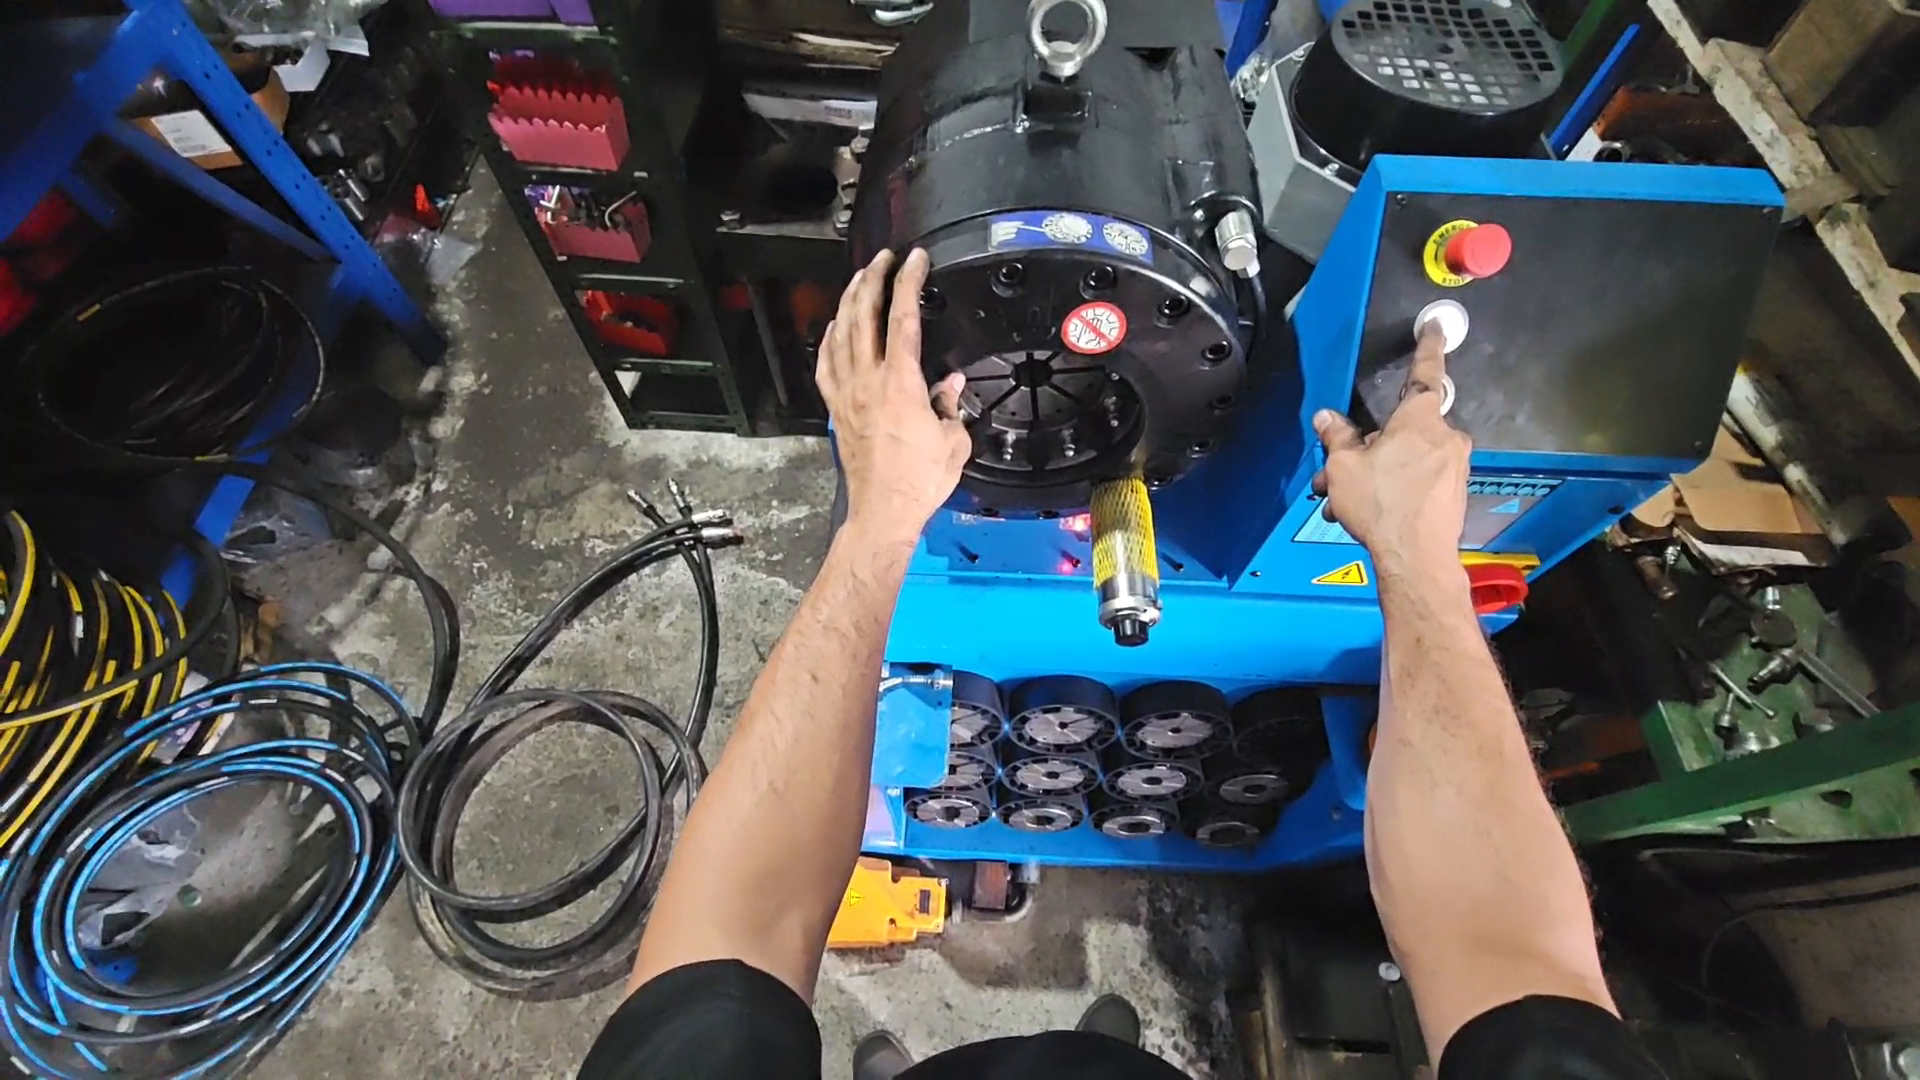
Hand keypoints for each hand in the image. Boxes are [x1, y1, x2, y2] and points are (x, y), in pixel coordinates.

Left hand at [818, 248, 969, 546]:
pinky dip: (828, 340)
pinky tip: (833, 327)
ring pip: (841, 334)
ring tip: (860, 279)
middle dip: (874, 278)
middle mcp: (869, 381)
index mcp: (901, 383)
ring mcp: (848, 394)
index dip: (909, 281)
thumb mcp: (952, 441)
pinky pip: (826, 365)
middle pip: (864, 314)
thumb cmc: (919, 480)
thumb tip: (949, 384)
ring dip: (850, 300)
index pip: (904, 317)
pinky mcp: (838, 410)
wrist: (884, 510)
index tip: (916, 259)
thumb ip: (950, 404)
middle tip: (885, 259)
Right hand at [1311, 324, 1470, 577]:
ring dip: (1374, 472)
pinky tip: (1368, 511)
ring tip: (1344, 500)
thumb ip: (1336, 437)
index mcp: (1420, 421)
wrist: (1414, 556)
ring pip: (1406, 458)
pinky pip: (1417, 479)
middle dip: (1368, 447)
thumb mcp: (1343, 466)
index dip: (1428, 348)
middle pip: (1401, 429)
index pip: (1425, 374)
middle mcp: (1445, 438)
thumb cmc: (1380, 506)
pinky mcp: (1452, 492)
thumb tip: (1327, 418)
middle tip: (1337, 471)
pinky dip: (1392, 489)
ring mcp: (1453, 466)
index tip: (1437, 328)